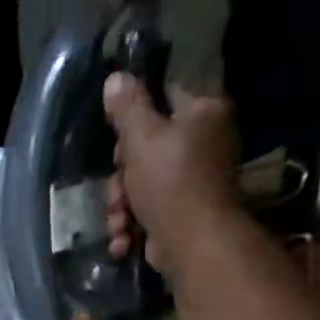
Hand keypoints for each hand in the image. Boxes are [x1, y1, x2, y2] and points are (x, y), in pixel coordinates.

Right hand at [102, 73, 242, 277]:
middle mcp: (204, 141)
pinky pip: (146, 211)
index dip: (131, 124)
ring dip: (120, 209)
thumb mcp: (142, 139)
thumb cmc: (170, 183)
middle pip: (144, 150)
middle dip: (121, 181)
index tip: (117, 147)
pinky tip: (124, 240)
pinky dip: (130, 228)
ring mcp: (194, 179)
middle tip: (118, 194)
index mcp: (203, 113)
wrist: (192, 241)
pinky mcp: (182, 210)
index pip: (163, 100)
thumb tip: (115, 78)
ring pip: (139, 186)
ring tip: (120, 224)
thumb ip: (127, 108)